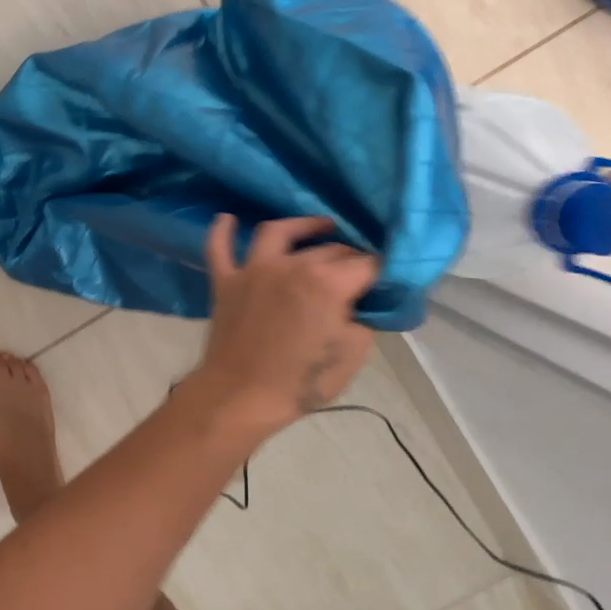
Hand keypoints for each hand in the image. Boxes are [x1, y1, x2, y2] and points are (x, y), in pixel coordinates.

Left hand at [180, 214, 380, 438]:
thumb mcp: (353, 352)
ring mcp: (250, 269)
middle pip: (327, 249)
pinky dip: (221, 230)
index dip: (384, 270)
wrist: (243, 391)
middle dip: (350, 255)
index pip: (366, 264)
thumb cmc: (303, 378)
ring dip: (300, 225)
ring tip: (320, 225)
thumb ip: (363, 317)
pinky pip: (217, 246)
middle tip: (362, 267)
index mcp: (325, 282)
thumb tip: (365, 300)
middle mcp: (287, 265)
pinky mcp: (224, 279)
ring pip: (275, 233)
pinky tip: (226, 218)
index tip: (392, 276)